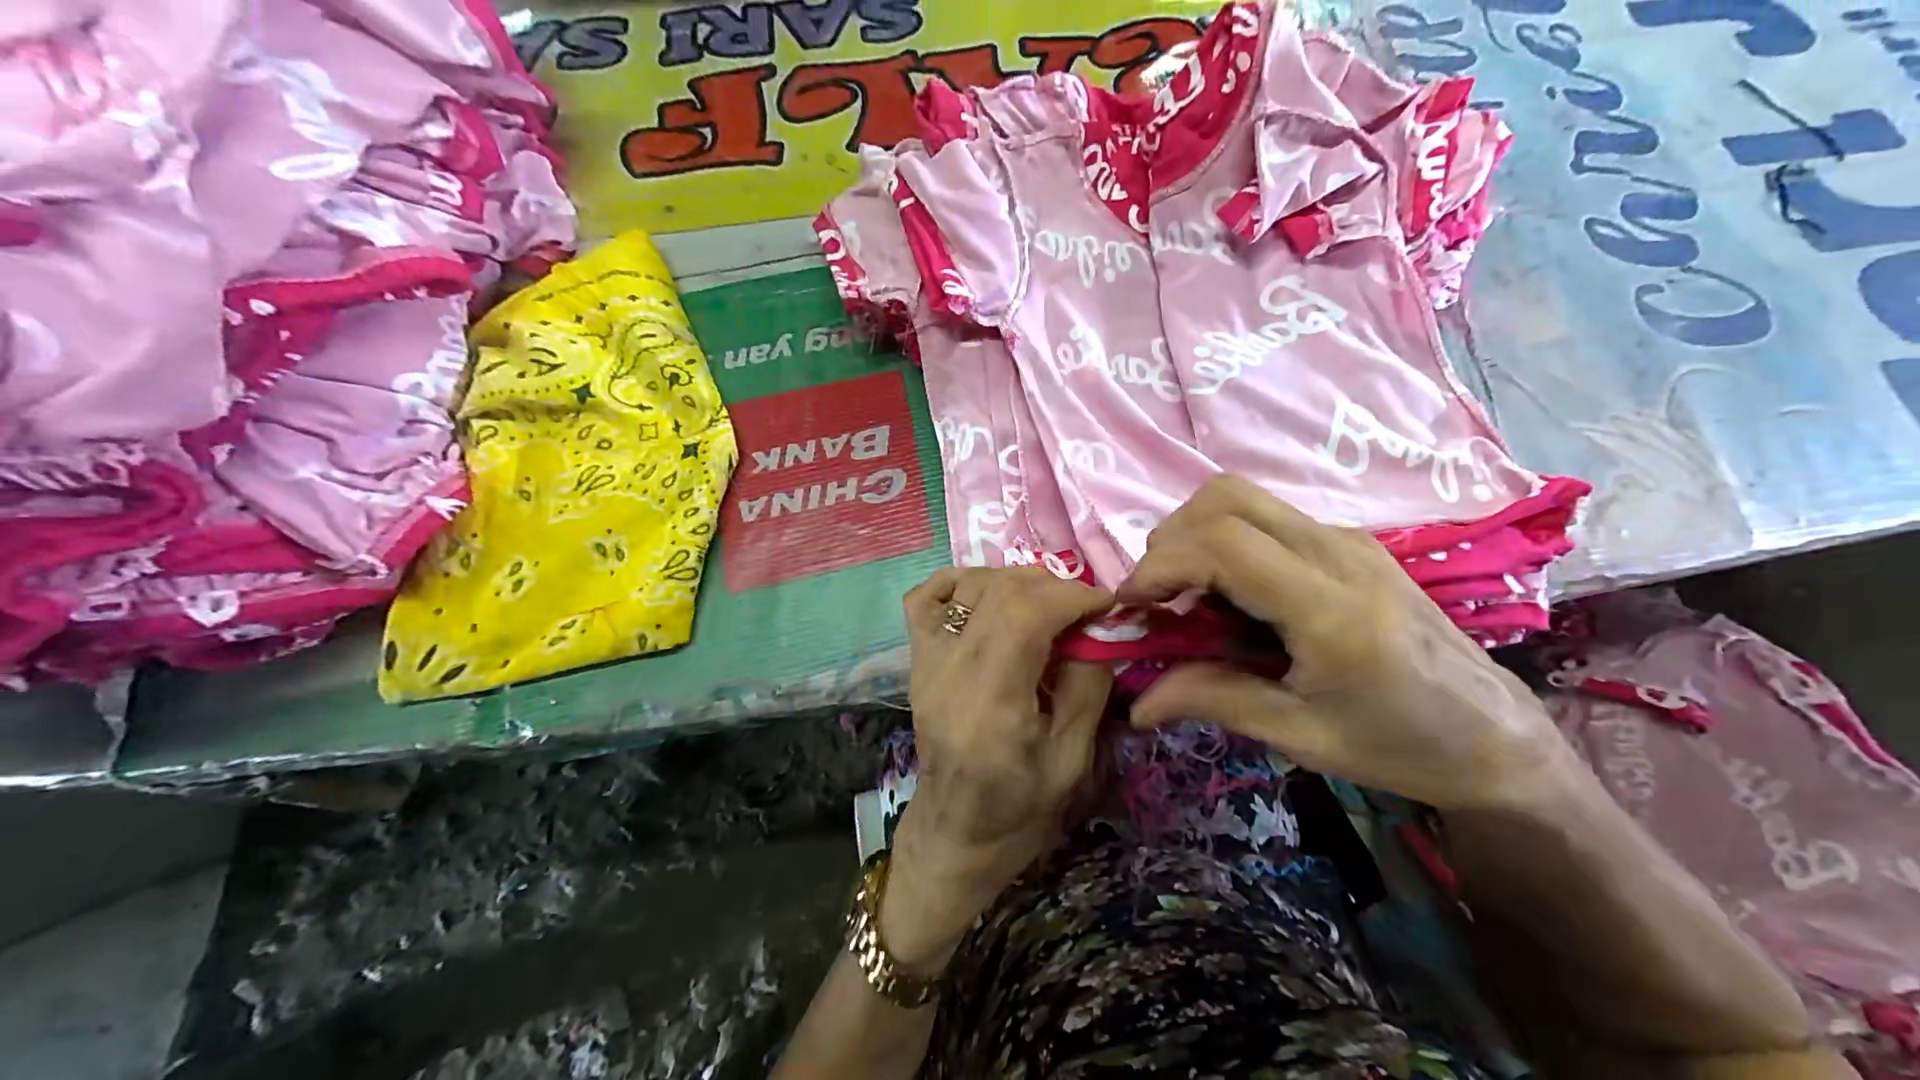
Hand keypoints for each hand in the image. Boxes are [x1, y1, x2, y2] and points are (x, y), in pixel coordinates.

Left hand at [882, 567, 1114, 975]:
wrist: (955, 832)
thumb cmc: (1019, 808)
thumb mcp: (1071, 761)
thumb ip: (1087, 687)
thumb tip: (1097, 630)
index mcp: (991, 702)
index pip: (1024, 615)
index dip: (1072, 596)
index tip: (1107, 603)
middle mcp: (950, 671)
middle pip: (998, 592)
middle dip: (1051, 584)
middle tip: (1082, 605)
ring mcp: (926, 662)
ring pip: (967, 586)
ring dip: (1015, 580)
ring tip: (1046, 602)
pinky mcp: (916, 661)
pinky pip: (925, 598)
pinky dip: (960, 582)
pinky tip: (990, 595)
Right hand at [1120, 475, 1572, 810]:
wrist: (1495, 736)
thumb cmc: (1399, 744)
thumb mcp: (1300, 735)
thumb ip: (1213, 700)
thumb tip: (1137, 699)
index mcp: (1329, 607)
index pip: (1223, 543)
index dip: (1161, 565)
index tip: (1133, 607)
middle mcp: (1338, 552)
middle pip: (1225, 498)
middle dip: (1170, 540)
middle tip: (1157, 598)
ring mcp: (1346, 539)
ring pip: (1242, 497)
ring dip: (1194, 535)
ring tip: (1186, 595)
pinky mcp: (1348, 542)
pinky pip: (1266, 517)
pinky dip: (1224, 541)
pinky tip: (1228, 596)